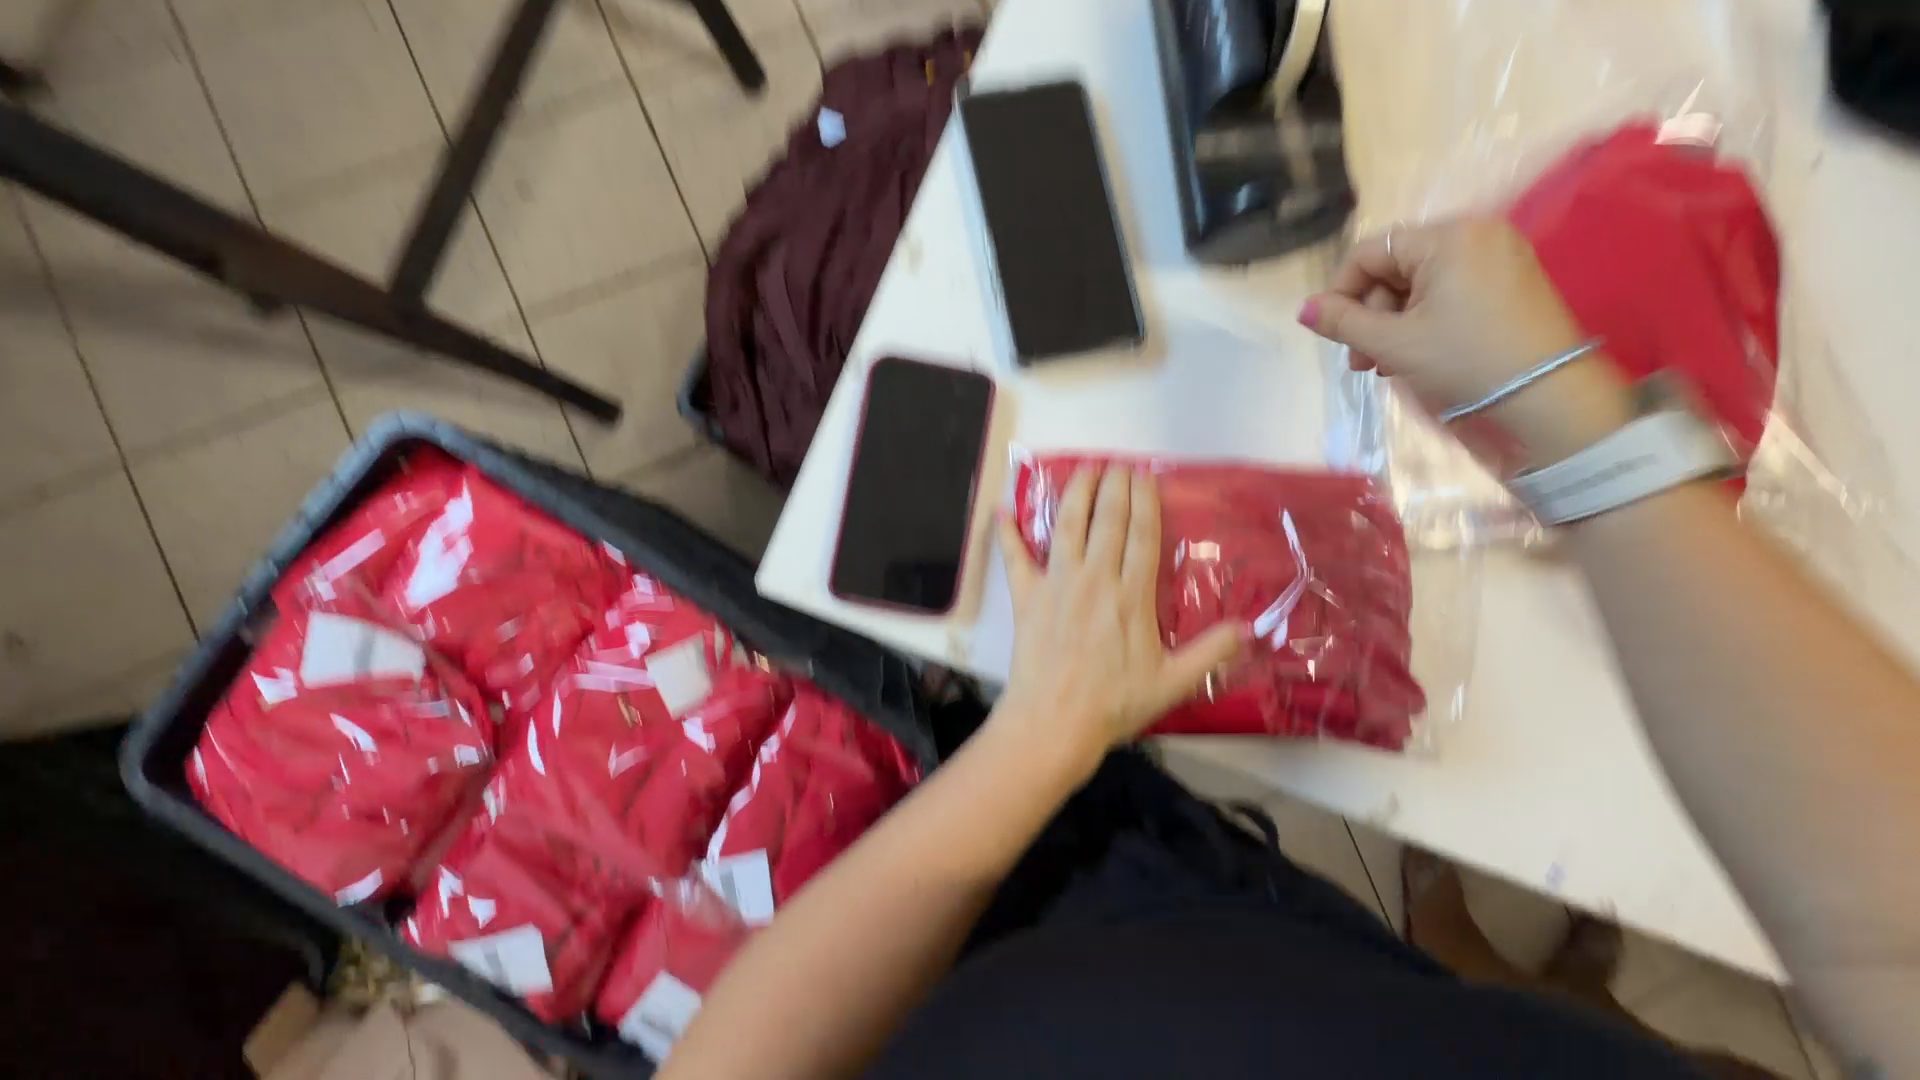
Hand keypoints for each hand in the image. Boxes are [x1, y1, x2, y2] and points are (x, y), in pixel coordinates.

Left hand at [992, 464, 1245, 774]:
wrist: (1054, 722)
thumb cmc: (1114, 703)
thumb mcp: (1173, 682)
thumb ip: (1211, 652)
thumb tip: (1249, 628)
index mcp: (1132, 595)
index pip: (1142, 534)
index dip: (1144, 500)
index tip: (1145, 475)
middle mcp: (1095, 578)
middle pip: (1107, 520)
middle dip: (1114, 486)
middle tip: (1118, 463)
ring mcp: (1057, 584)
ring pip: (1067, 526)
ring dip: (1075, 494)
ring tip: (1082, 469)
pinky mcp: (1026, 597)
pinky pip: (1015, 558)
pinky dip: (1007, 534)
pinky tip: (1002, 510)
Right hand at [1299, 218, 1633, 462]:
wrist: (1548, 394)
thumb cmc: (1464, 360)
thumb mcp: (1393, 343)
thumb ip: (1342, 322)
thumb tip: (1302, 309)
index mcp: (1447, 237)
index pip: (1370, 252)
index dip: (1341, 291)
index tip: (1332, 333)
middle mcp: (1475, 234)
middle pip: (1394, 267)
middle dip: (1369, 313)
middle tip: (1360, 360)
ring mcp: (1498, 256)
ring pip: (1419, 283)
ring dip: (1392, 322)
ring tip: (1384, 365)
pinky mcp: (1511, 280)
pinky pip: (1449, 290)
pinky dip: (1423, 319)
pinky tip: (1415, 354)